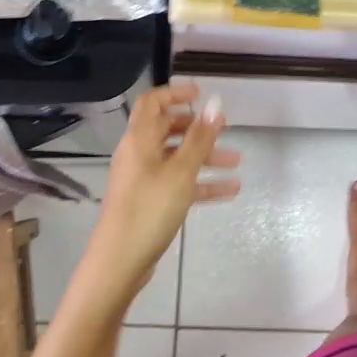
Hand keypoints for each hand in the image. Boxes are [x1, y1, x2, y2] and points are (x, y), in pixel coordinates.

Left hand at [85, 83, 240, 292]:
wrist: (120, 262)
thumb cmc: (149, 209)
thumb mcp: (180, 171)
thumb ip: (200, 137)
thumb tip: (215, 102)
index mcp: (140, 138)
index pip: (152, 102)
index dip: (175, 93)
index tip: (201, 94)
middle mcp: (139, 154)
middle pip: (168, 129)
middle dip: (197, 128)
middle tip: (224, 129)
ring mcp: (143, 180)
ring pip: (177, 158)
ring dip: (205, 157)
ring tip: (237, 161)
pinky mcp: (149, 203)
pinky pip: (178, 184)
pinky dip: (201, 184)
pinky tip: (230, 191)